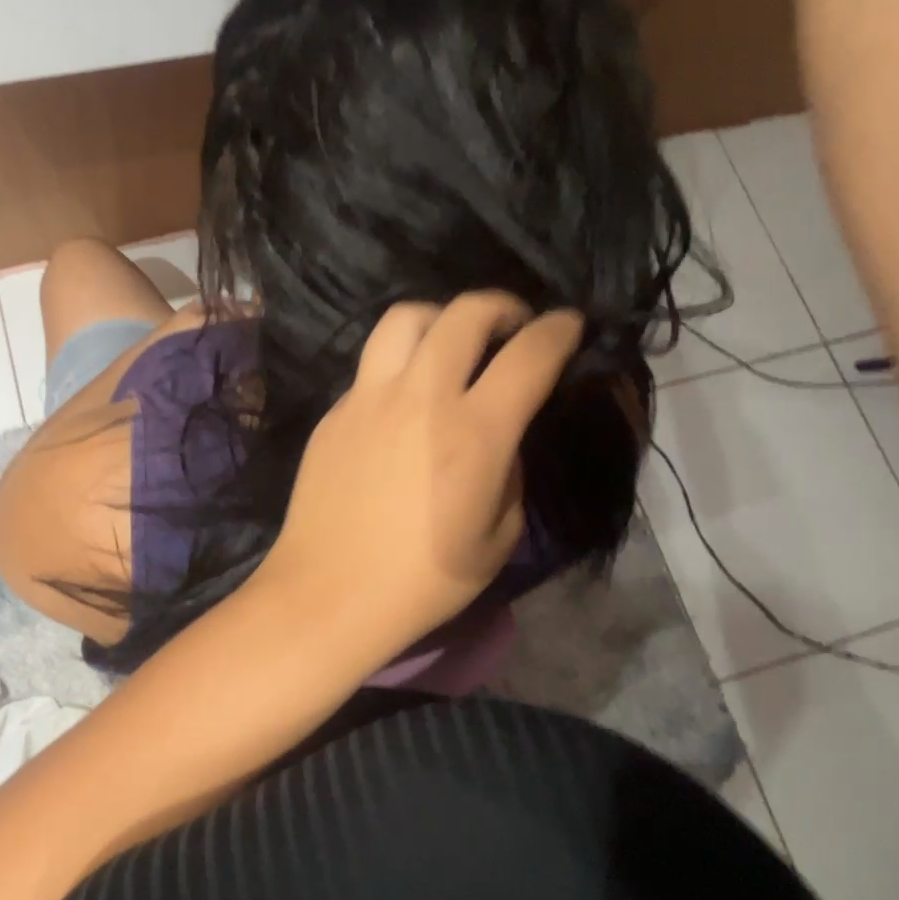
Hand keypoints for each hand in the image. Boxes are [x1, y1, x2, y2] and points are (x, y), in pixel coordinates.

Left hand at [263, 292, 583, 644]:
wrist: (328, 592)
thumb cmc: (422, 581)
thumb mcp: (498, 537)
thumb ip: (510, 471)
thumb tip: (502, 434)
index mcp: (474, 432)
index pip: (530, 354)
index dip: (560, 330)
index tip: (570, 326)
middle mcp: (421, 397)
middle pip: (465, 313)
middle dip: (503, 307)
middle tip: (514, 328)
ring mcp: (368, 397)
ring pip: (405, 317)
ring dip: (442, 318)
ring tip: (453, 344)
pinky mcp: (334, 410)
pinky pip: (373, 363)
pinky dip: (402, 362)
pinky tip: (407, 397)